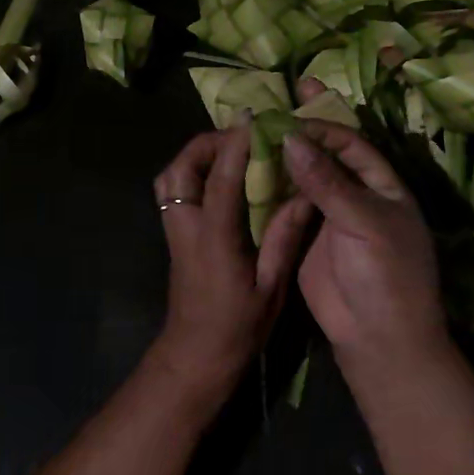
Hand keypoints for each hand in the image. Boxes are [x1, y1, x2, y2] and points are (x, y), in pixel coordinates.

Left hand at [151, 125, 294, 393]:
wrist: (195, 356)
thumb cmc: (237, 327)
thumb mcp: (271, 286)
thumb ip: (284, 238)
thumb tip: (303, 195)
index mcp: (213, 238)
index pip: (221, 179)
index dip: (235, 144)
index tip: (252, 118)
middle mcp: (186, 226)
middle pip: (179, 169)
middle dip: (206, 143)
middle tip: (241, 137)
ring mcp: (174, 230)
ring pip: (170, 177)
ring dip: (196, 156)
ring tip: (231, 152)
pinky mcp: (174, 236)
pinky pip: (174, 191)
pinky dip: (193, 173)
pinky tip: (222, 178)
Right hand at [271, 121, 445, 366]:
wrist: (377, 338)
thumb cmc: (386, 274)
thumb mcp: (364, 222)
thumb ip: (327, 181)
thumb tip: (290, 138)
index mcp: (381, 185)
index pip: (350, 144)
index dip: (322, 127)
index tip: (289, 116)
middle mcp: (354, 194)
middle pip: (324, 155)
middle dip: (302, 129)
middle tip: (272, 104)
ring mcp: (328, 216)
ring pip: (302, 177)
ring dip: (281, 157)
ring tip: (251, 133)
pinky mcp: (305, 236)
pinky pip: (286, 205)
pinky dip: (269, 188)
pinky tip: (246, 171)